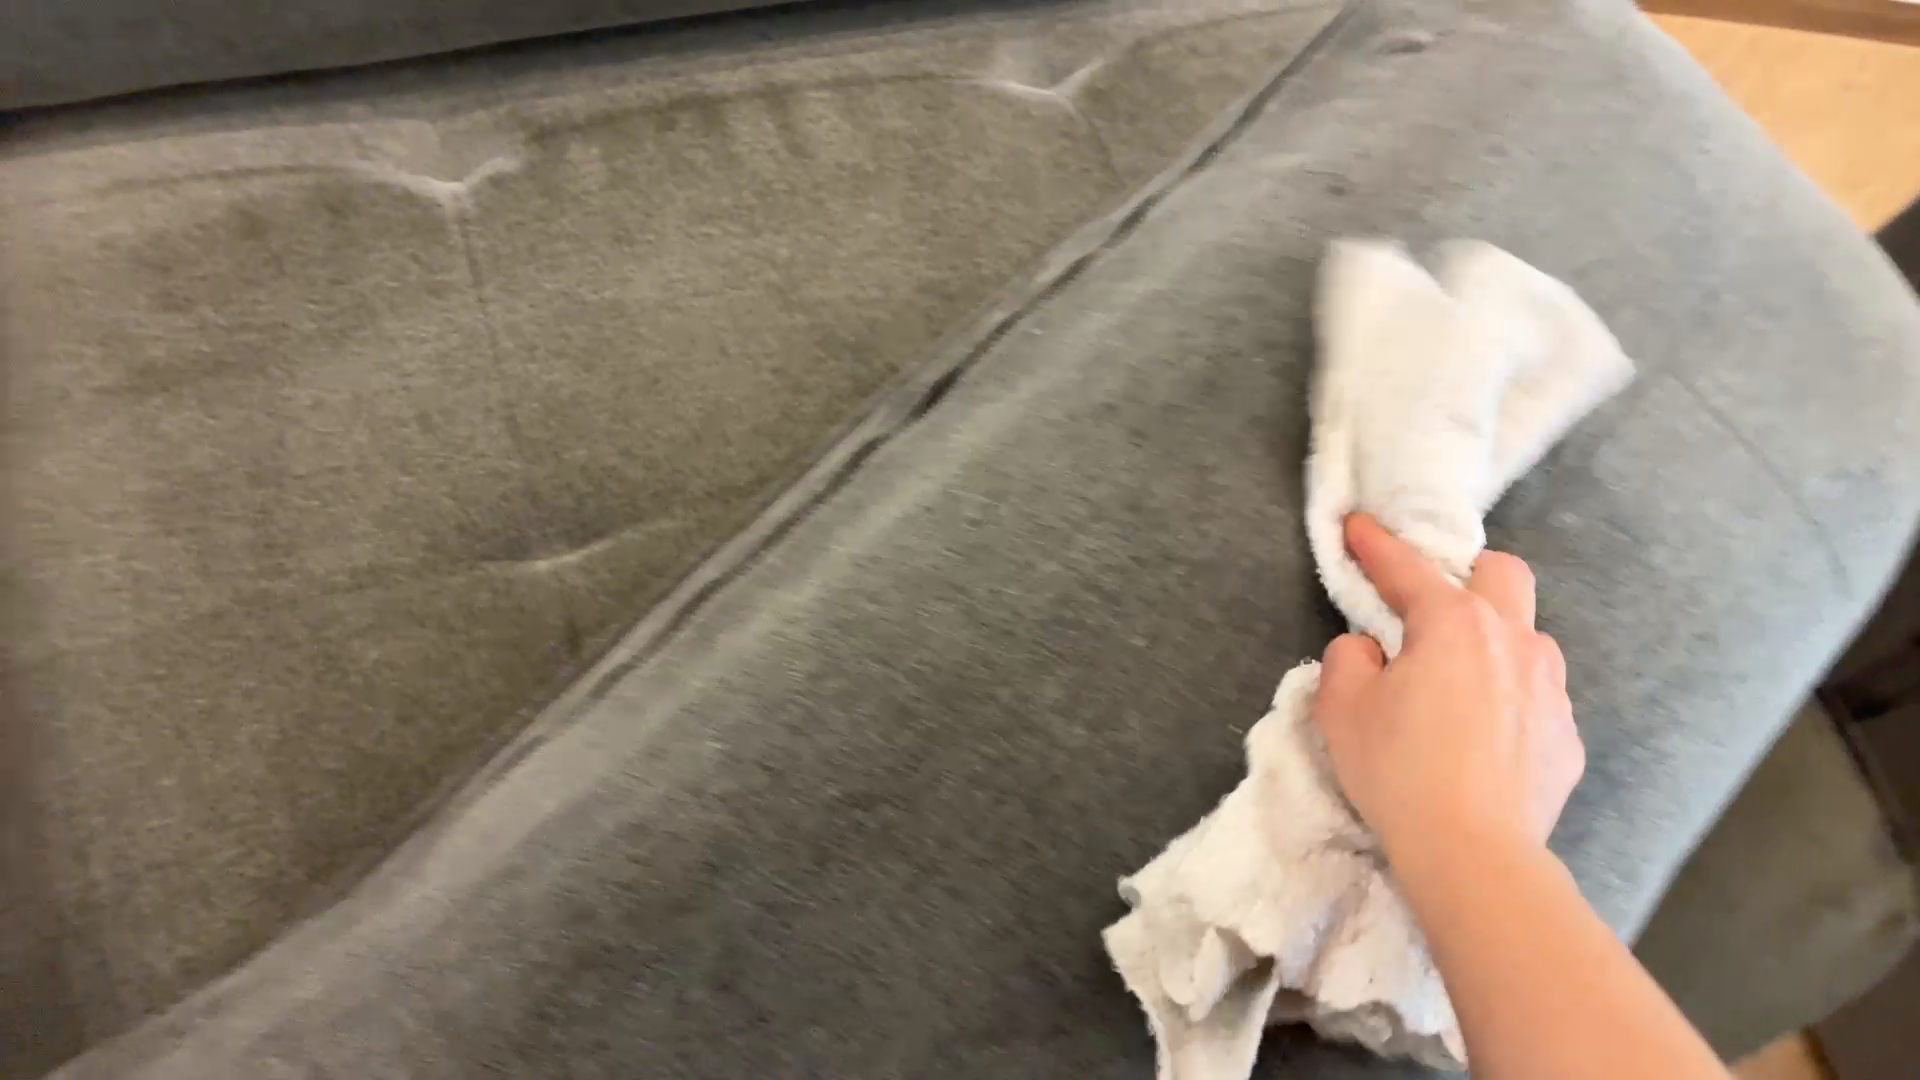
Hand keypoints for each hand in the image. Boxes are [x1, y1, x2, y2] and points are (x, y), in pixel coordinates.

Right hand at [1311, 514, 1583, 866]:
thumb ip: (1350, 658)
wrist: (1474, 854)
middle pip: (1502, 574)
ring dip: (1490, 638)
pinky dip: (1505, 693)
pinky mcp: (1567, 736)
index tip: (1356, 524)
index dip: (1375, 542)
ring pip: (1527, 635)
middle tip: (1426, 607)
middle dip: (1463, 573)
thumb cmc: (1396, 768)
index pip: (1406, 568)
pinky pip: (1536, 692)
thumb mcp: (1341, 706)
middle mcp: (1513, 642)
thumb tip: (1372, 650)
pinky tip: (1479, 733)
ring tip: (1453, 680)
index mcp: (1453, 625)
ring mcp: (1552, 689)